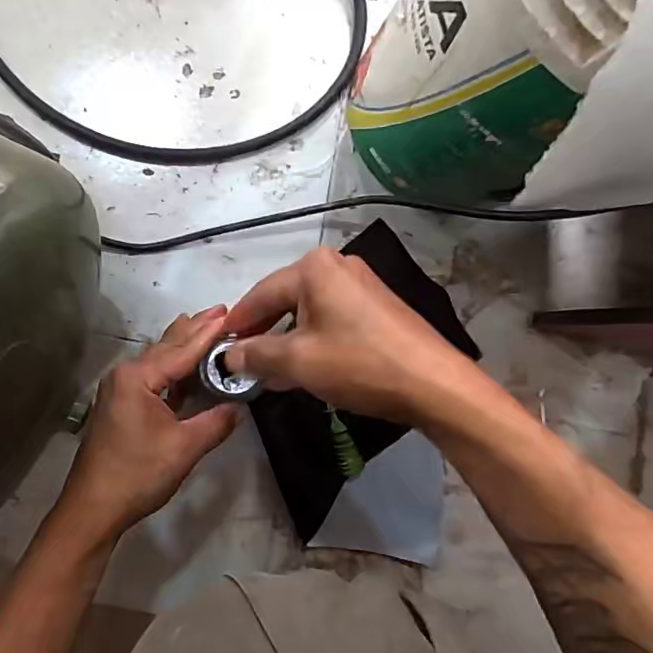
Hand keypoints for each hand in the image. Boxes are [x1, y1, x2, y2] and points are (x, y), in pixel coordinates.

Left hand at [56, 308, 241, 541]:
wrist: (94, 505)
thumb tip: (238, 406)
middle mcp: (124, 375)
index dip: (208, 333)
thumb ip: (215, 422)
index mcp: (137, 378)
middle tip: (222, 311)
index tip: (231, 312)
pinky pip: (151, 378)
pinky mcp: (120, 405)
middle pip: (165, 347)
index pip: (181, 350)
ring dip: (181, 346)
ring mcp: (119, 390)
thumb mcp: (184, 448)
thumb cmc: (138, 474)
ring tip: (205, 326)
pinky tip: (186, 366)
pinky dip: (172, 370)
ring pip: (157, 361)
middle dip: (193, 331)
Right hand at [222, 246, 488, 426]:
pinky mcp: (375, 307)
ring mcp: (359, 285)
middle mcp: (336, 266)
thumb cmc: (358, 364)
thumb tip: (228, 356)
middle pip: (282, 300)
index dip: (236, 325)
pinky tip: (299, 369)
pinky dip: (309, 342)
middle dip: (260, 334)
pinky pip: (328, 320)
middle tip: (240, 362)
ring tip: (266, 373)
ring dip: (283, 342)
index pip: (259, 295)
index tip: (217, 348)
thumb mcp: (296, 361)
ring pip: (305, 313)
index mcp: (314, 268)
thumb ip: (254, 354)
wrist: (435, 386)